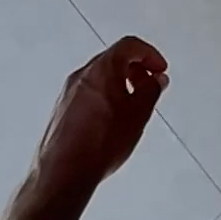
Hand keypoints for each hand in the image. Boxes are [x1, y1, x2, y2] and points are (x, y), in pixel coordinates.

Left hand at [30, 37, 168, 203]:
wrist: (63, 174)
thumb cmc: (99, 143)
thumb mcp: (140, 113)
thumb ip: (152, 89)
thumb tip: (156, 80)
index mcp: (102, 68)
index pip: (130, 45)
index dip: (150, 54)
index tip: (159, 68)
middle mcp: (82, 75)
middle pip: (114, 58)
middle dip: (136, 68)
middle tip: (150, 83)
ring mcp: (68, 93)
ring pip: (100, 75)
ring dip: (120, 82)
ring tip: (134, 104)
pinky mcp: (61, 110)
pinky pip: (88, 91)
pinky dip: (105, 94)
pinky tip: (113, 118)